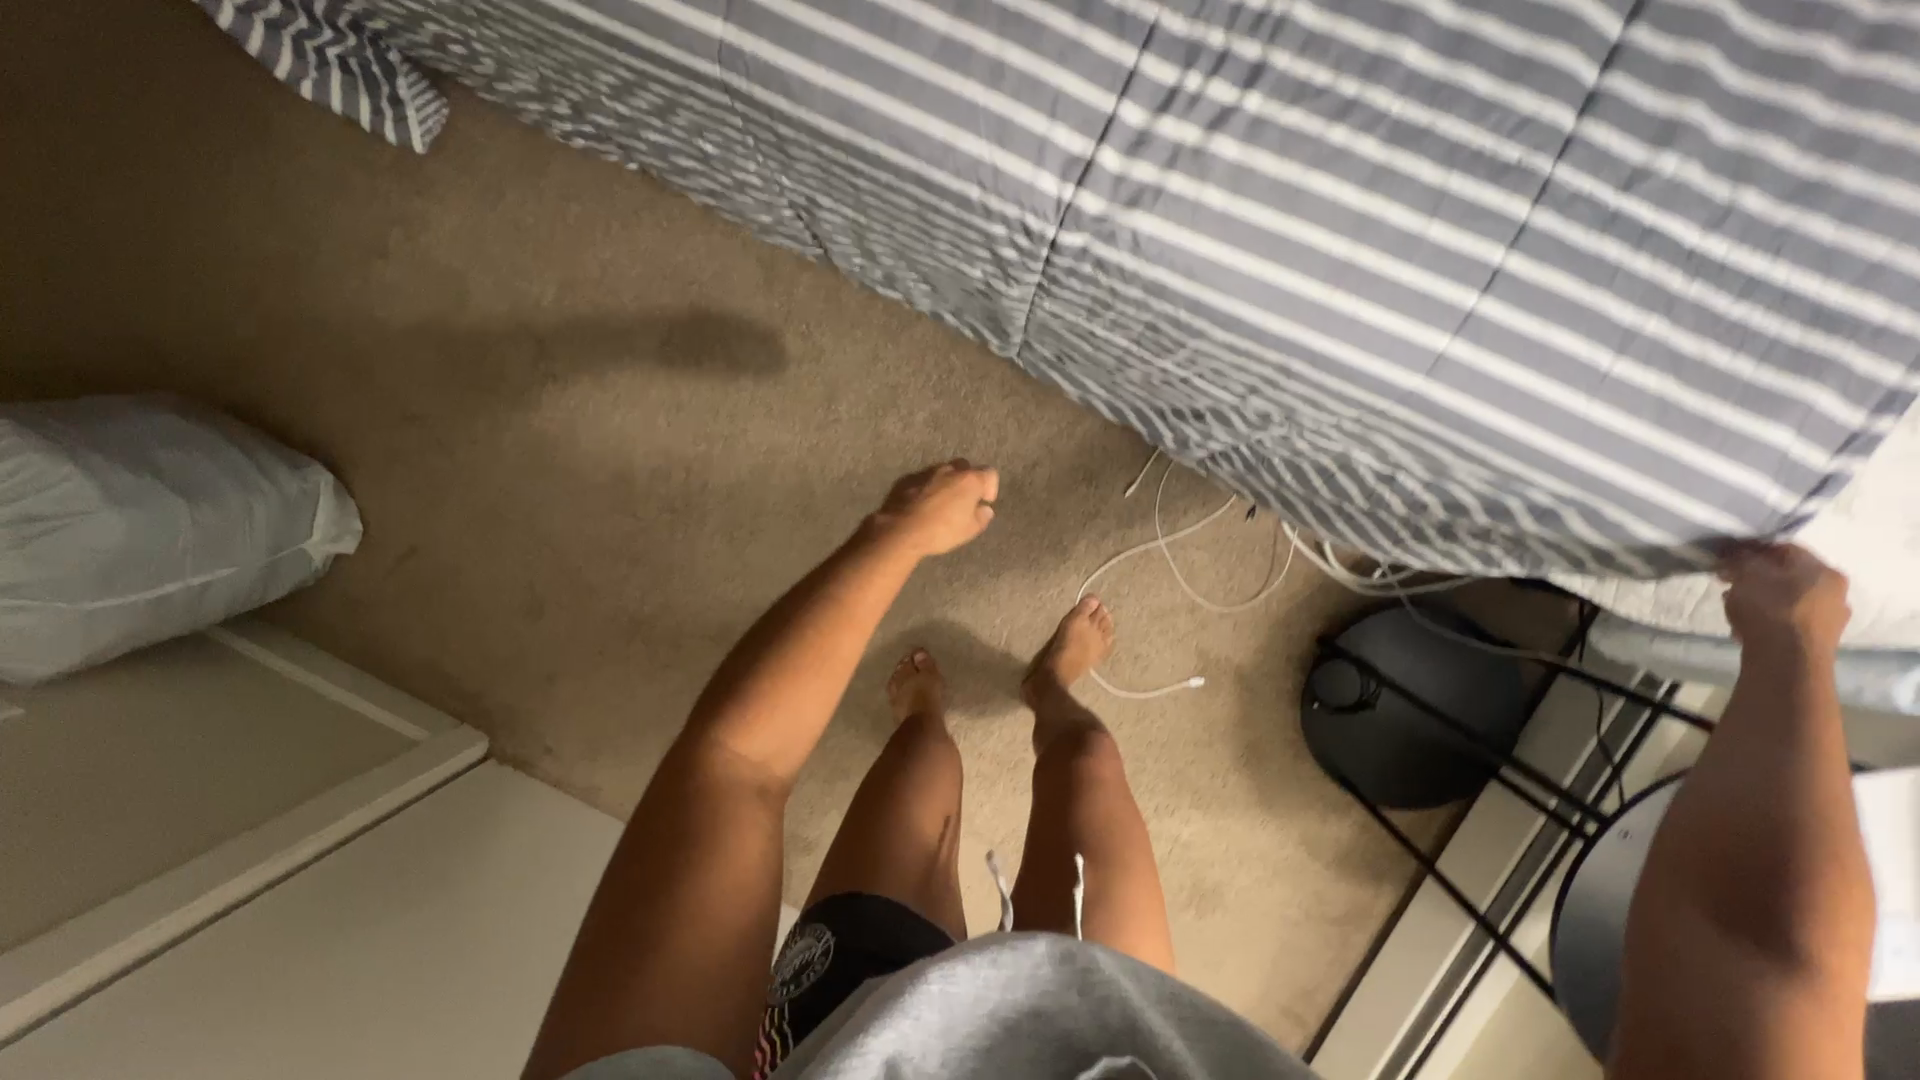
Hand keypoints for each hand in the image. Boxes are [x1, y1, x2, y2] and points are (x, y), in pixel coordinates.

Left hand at [868, 459, 998, 556]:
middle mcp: (950, 471)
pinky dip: (929, 488)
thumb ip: (981, 517)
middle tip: (964, 500)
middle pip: (966, 467)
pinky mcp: (909, 479)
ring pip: (944, 472)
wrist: (901, 530)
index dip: (990, 487)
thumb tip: (984, 509)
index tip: (984, 502)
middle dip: (968, 481)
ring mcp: (927, 472)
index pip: (990, 473)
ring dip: (948, 483)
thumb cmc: (941, 531)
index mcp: (969, 480)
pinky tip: (925, 504)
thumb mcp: (969, 530)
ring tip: (943, 503)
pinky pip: (925, 479)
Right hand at [1719, 543, 1849, 654]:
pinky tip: (1747, 623)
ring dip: (1759, 595)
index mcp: (1823, 570)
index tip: (1727, 554)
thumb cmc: (1769, 609)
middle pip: (1788, 574)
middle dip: (1755, 574)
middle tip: (1726, 579)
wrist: (1787, 659)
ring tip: (1733, 603)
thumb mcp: (1748, 576)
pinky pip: (1789, 617)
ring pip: (1788, 596)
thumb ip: (1743, 560)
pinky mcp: (1819, 637)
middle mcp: (1835, 591)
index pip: (1786, 548)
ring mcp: (1830, 616)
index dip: (1753, 548)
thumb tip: (1738, 553)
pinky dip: (1768, 615)